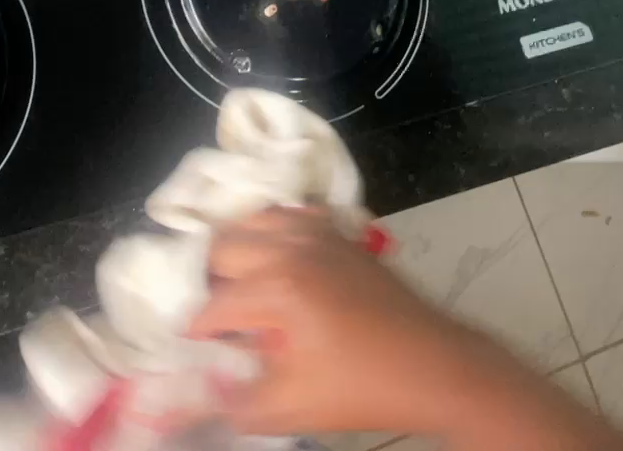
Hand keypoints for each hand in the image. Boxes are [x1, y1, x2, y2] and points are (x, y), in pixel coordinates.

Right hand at [189, 207, 622, 449]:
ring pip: (253, 221)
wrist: (432, 364)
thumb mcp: (294, 408)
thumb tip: (203, 387)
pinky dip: (272, 231)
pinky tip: (275, 259)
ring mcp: (316, 232)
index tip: (190, 348)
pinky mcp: (336, 230)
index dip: (195, 331)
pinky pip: (289, 214)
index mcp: (279, 287)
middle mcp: (292, 247)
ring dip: (236, 249)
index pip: (213, 305)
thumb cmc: (363, 387)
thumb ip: (237, 401)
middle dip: (208, 281)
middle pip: (223, 248)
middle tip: (212, 315)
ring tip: (235, 284)